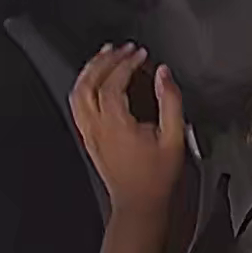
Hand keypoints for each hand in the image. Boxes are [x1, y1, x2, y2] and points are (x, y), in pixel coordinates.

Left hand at [70, 43, 185, 217]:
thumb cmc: (157, 176)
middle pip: (87, 86)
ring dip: (90, 72)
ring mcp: (90, 135)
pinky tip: (96, 80)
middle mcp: (98, 129)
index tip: (140, 54)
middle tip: (121, 48)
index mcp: (117, 126)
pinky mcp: (90, 139)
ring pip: (77, 96)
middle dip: (103, 62)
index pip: (112, 85)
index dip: (126, 64)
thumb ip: (170, 101)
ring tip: (105, 56)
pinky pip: (77, 107)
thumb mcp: (174, 136)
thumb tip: (164, 75)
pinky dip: (84, 87)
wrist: (140, 204)